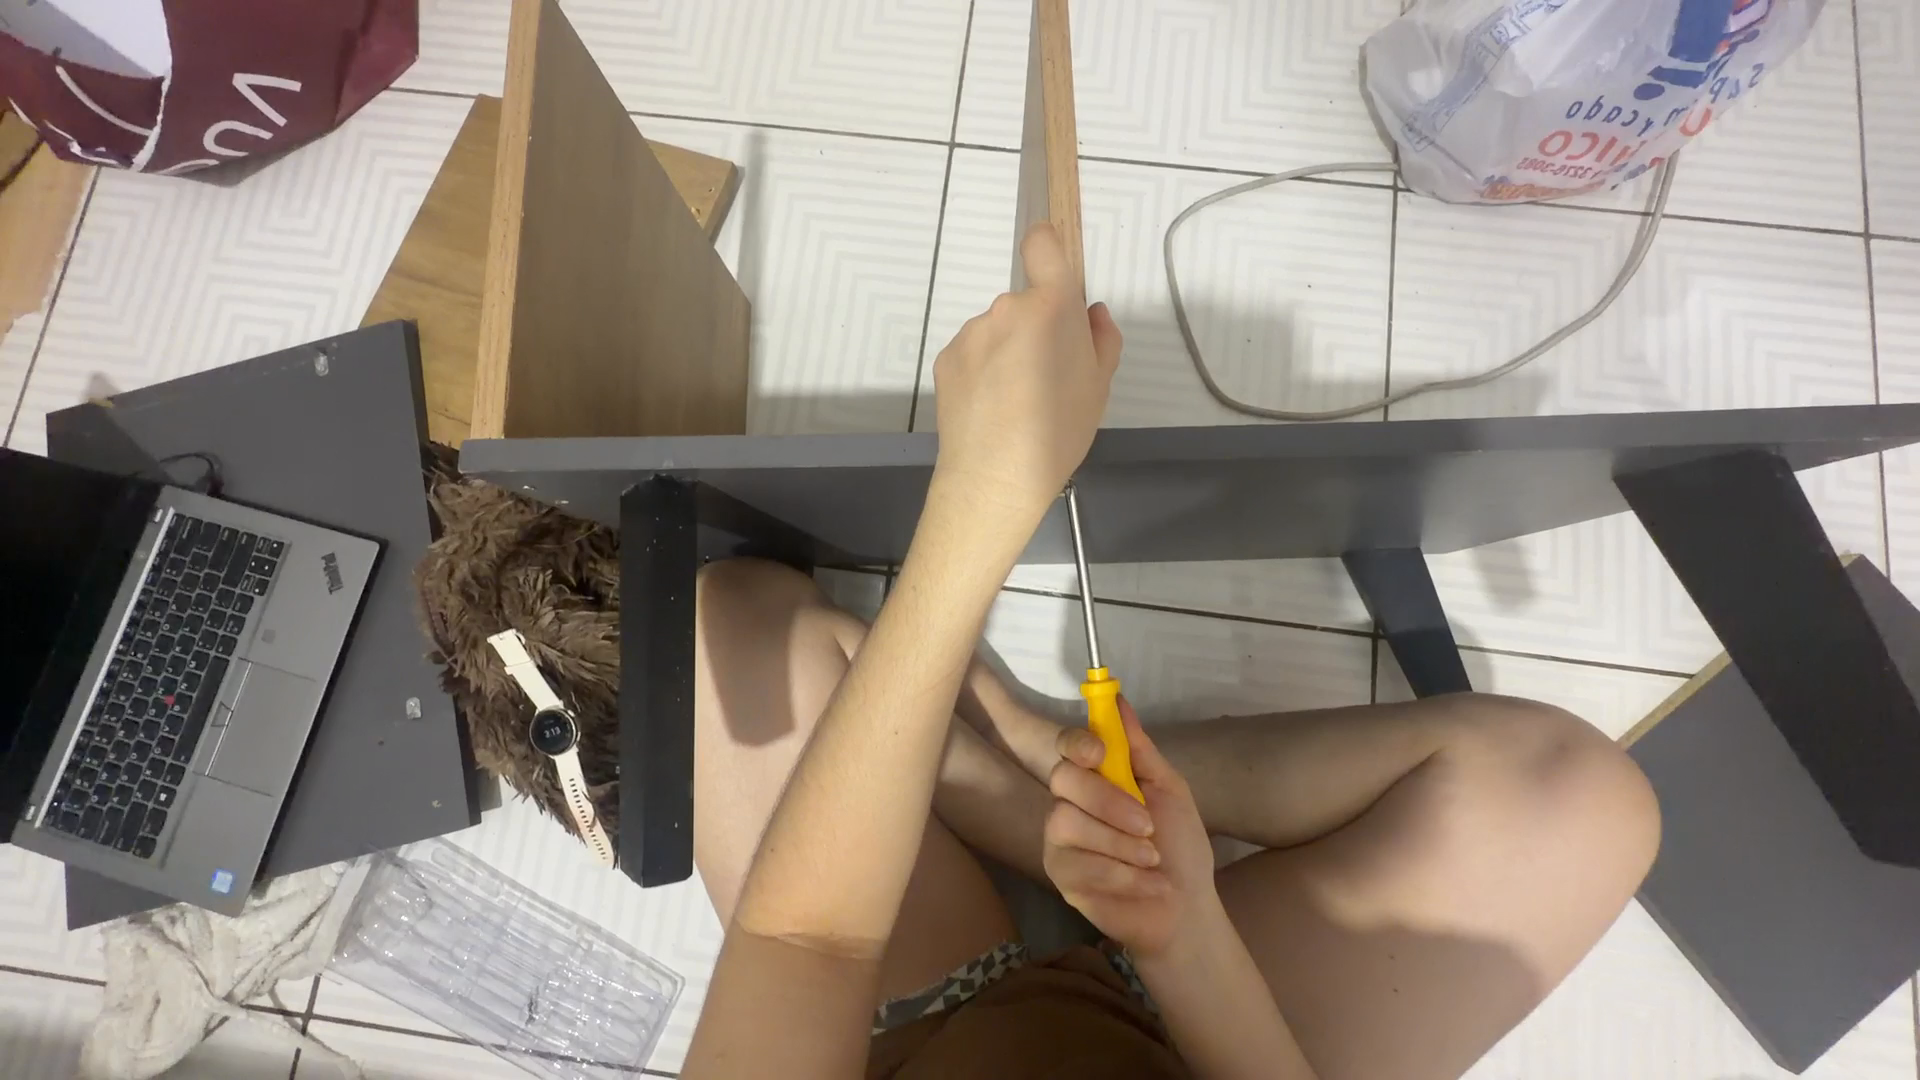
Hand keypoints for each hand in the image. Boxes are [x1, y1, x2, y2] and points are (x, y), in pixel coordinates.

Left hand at [930, 222, 1122, 527]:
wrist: (994, 478)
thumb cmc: (1058, 432)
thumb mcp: (1099, 387)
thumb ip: (1101, 338)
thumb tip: (1090, 313)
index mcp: (1049, 308)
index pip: (1043, 243)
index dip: (1048, 248)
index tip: (1054, 274)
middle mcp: (1004, 309)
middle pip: (1024, 305)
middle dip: (1035, 330)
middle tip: (1045, 378)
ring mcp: (970, 334)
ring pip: (997, 332)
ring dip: (1006, 353)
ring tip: (1014, 402)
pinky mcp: (946, 359)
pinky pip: (973, 354)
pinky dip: (982, 372)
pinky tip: (990, 409)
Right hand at [1043, 698, 1216, 957]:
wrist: (1185, 909)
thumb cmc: (1180, 846)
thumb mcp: (1169, 790)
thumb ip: (1139, 748)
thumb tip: (1118, 698)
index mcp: (1096, 776)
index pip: (1067, 745)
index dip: (1077, 744)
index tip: (1099, 755)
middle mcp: (1070, 801)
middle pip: (1063, 779)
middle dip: (1108, 802)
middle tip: (1147, 826)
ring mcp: (1059, 838)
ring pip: (1067, 822)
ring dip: (1119, 844)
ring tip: (1151, 860)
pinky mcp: (1059, 874)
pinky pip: (1076, 863)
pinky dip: (1120, 874)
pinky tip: (1146, 883)